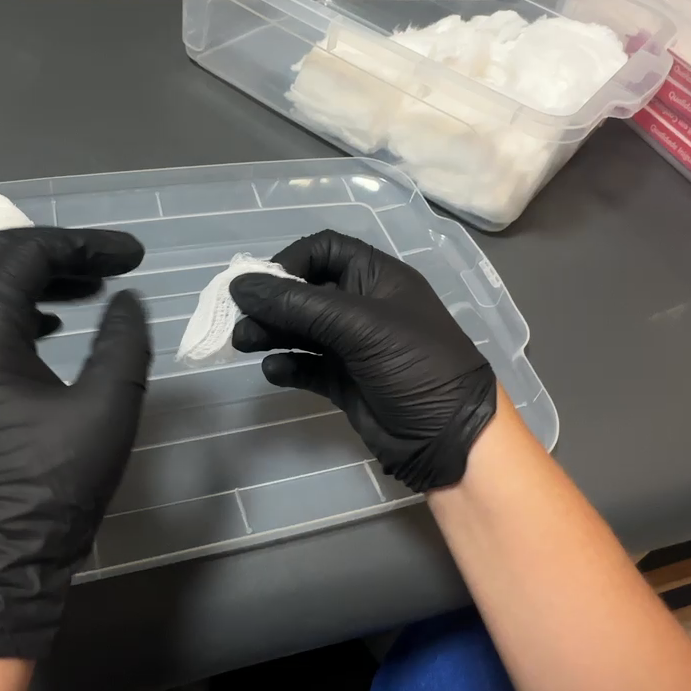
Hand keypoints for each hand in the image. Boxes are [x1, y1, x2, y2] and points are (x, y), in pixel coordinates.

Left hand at [0, 227, 150, 660]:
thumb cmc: (51, 489)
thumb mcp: (105, 408)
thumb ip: (122, 342)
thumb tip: (127, 299)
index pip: (24, 254)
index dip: (83, 244)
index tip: (133, 256)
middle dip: (59, 250)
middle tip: (113, 263)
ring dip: (41, 277)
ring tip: (93, 287)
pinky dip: (25, 308)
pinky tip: (60, 325)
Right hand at [228, 230, 495, 491]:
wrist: (450, 439)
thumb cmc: (414, 365)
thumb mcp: (359, 327)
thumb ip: (299, 306)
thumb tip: (240, 285)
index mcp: (378, 278)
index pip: (325, 251)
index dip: (290, 261)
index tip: (262, 284)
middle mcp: (364, 306)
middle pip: (307, 291)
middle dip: (273, 302)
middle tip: (239, 319)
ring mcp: (355, 346)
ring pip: (303, 330)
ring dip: (272, 332)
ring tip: (243, 342)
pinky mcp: (346, 382)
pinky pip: (308, 366)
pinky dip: (288, 366)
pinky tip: (273, 371)